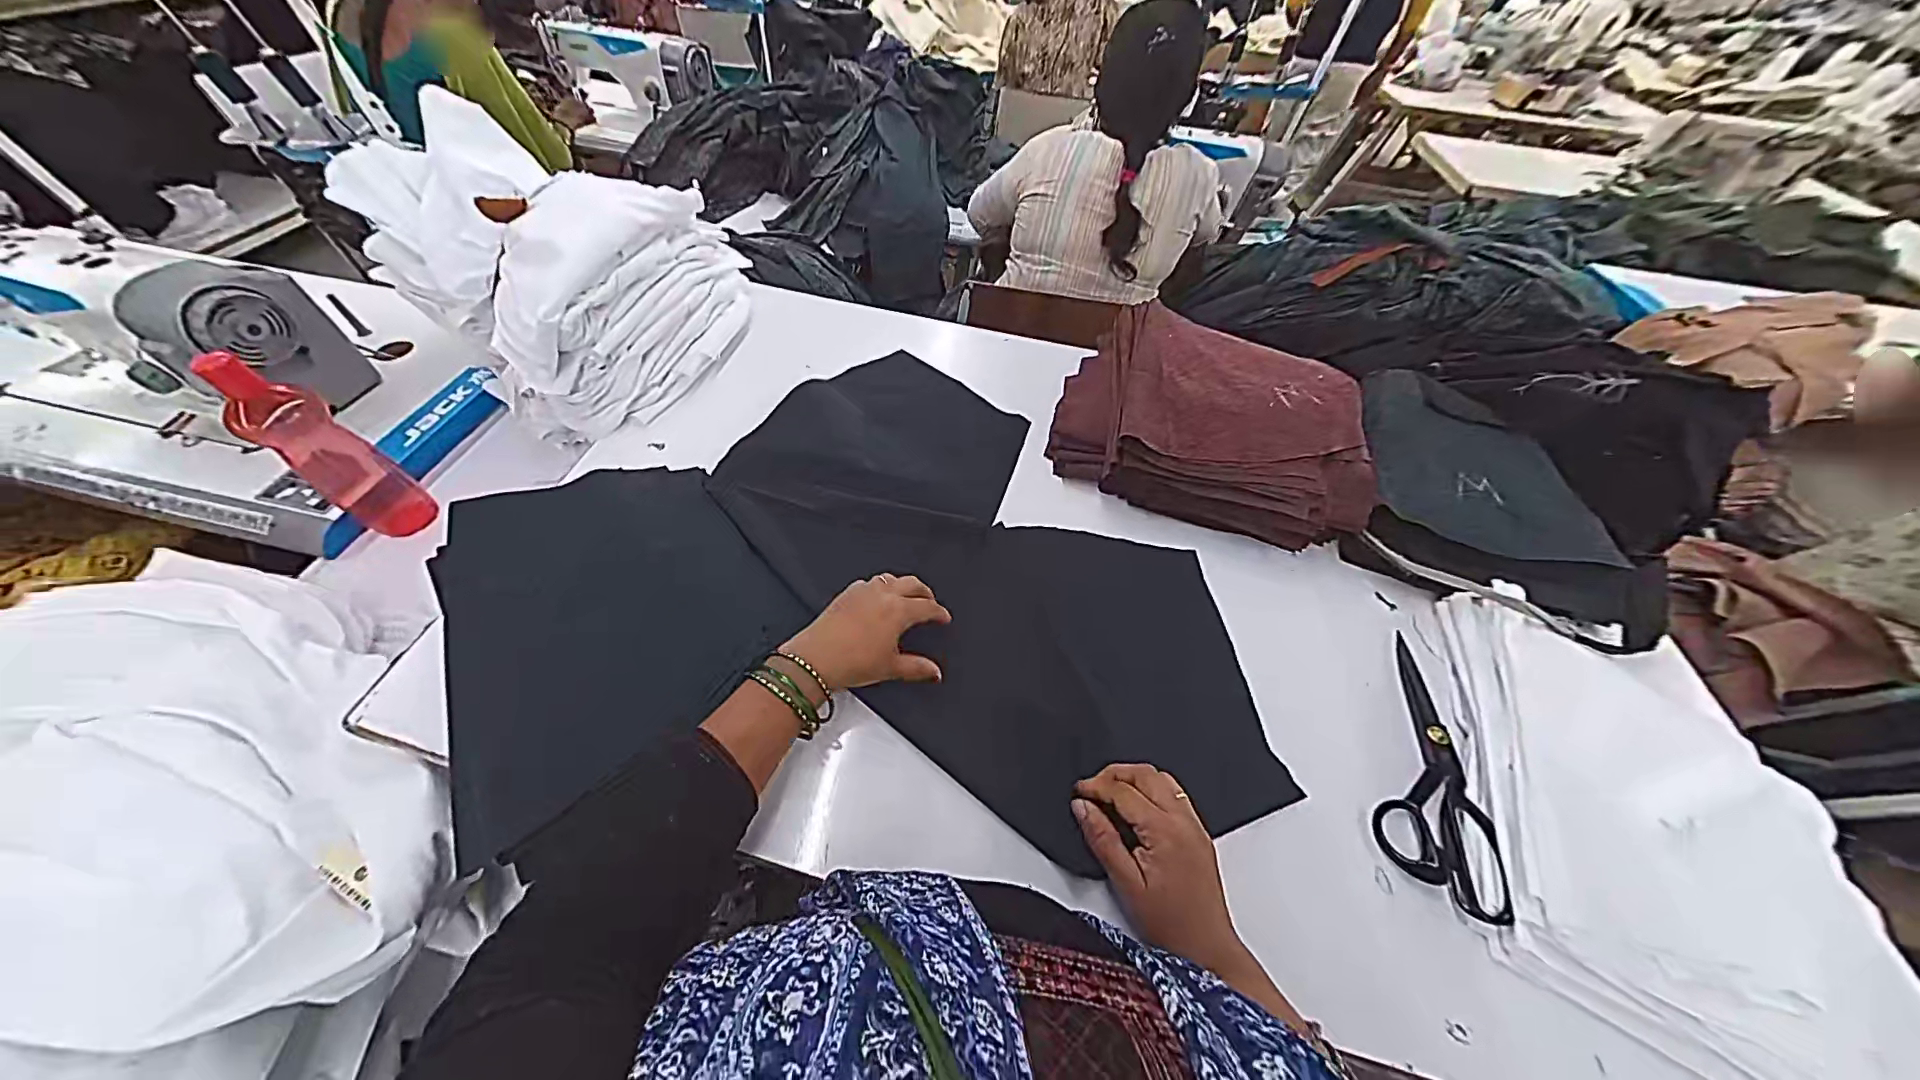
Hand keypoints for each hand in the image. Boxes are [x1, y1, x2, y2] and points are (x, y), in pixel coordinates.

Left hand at [782, 574, 950, 691]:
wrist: (815, 659)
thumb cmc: (849, 661)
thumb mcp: (890, 667)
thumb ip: (917, 668)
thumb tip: (933, 671)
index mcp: (898, 610)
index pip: (927, 606)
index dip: (939, 612)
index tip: (943, 617)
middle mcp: (882, 595)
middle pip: (912, 584)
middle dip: (925, 592)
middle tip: (930, 601)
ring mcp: (862, 592)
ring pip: (890, 579)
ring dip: (903, 585)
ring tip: (906, 594)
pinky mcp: (846, 594)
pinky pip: (869, 583)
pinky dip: (879, 587)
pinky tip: (876, 597)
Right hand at [1073, 764, 1243, 971]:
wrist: (1206, 949)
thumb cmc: (1170, 924)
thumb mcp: (1126, 883)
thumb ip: (1102, 839)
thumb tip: (1083, 807)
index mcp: (1165, 831)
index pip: (1123, 791)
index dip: (1096, 787)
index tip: (1079, 792)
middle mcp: (1183, 822)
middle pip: (1145, 774)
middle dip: (1114, 773)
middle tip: (1091, 787)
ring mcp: (1194, 826)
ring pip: (1162, 779)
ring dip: (1134, 777)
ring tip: (1110, 792)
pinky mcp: (1199, 833)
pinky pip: (1174, 794)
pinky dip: (1151, 789)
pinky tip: (1136, 805)